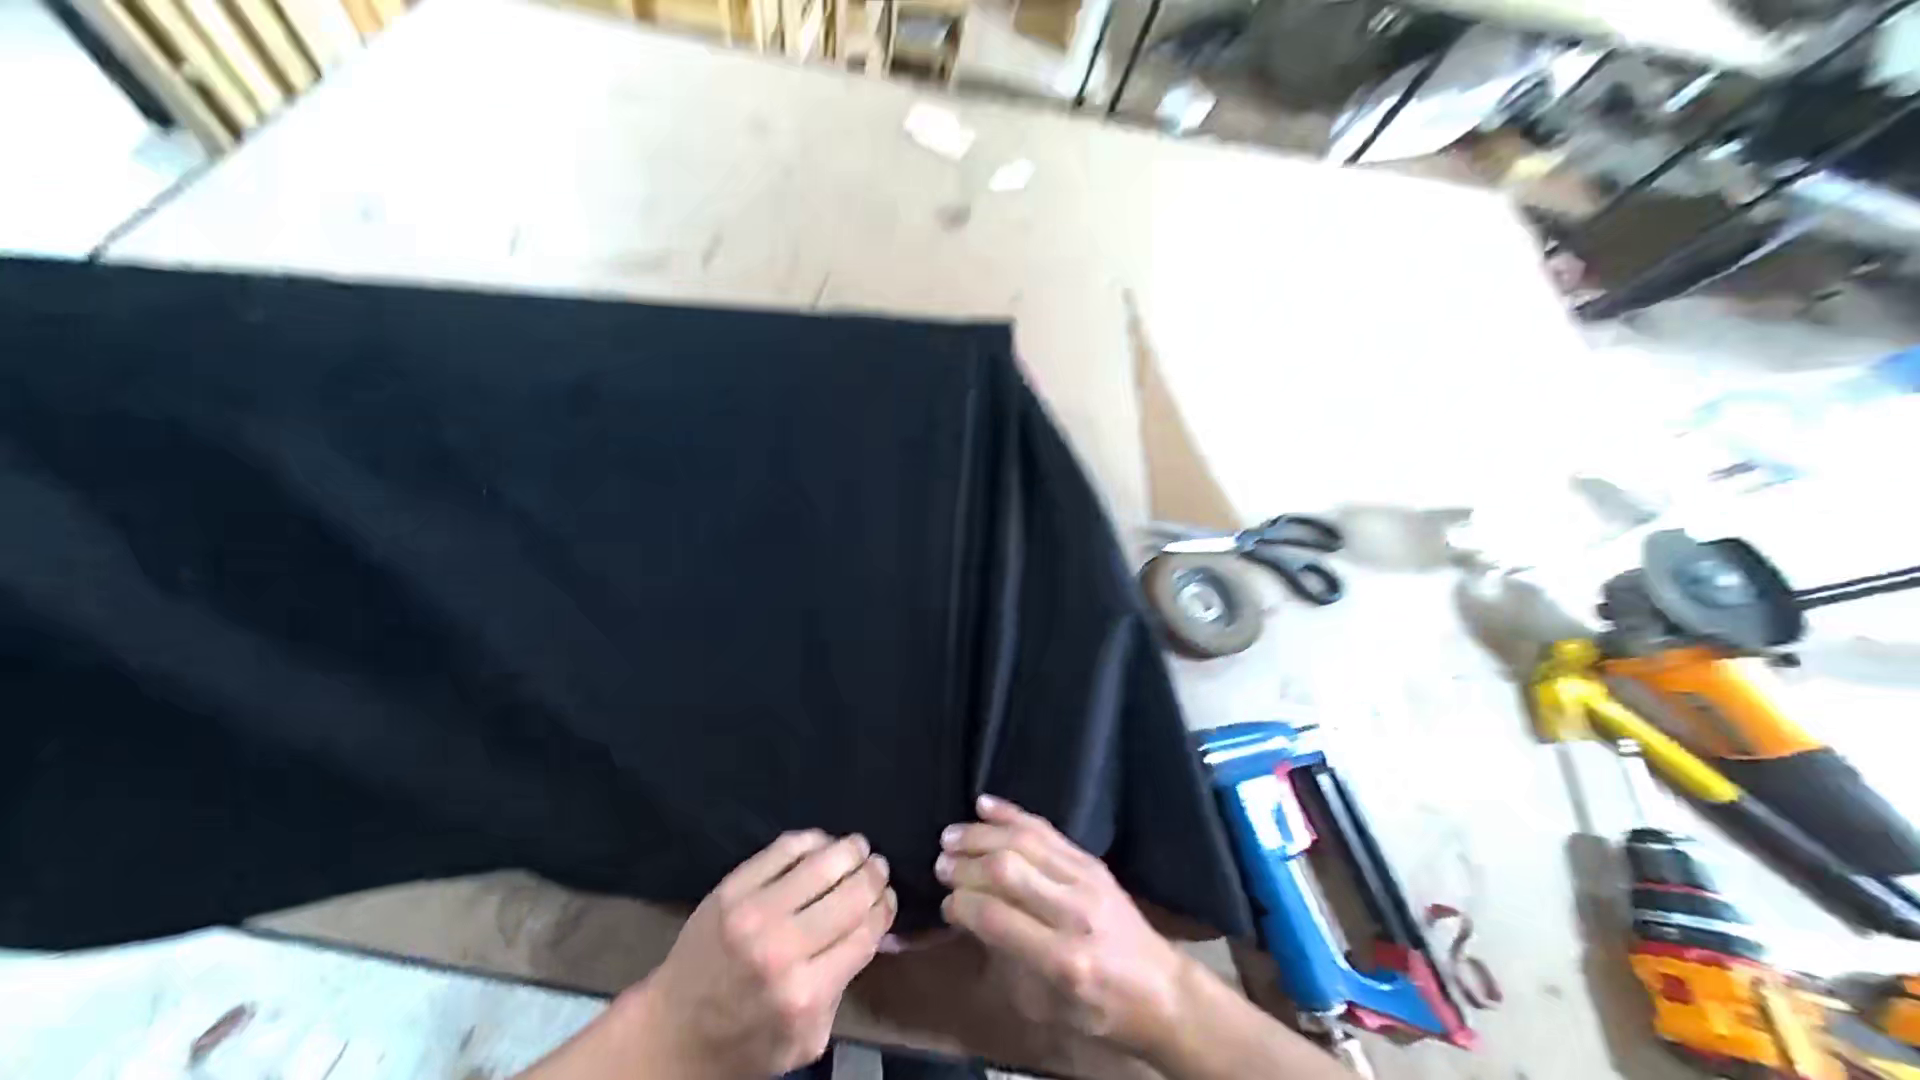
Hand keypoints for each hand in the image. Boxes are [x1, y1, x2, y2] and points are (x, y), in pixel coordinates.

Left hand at [632, 830, 895, 1077]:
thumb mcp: (807, 1039)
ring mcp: (754, 913)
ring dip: (850, 850)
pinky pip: (784, 848)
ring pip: (822, 863)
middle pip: (851, 894)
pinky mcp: (731, 888)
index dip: (885, 909)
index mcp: (806, 994)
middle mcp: (783, 949)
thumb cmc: (746, 1042)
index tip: (888, 898)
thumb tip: (876, 928)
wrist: (672, 1032)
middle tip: (880, 867)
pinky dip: (812, 840)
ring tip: (859, 848)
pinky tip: (823, 843)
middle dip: (874, 875)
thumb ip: (844, 984)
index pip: (866, 932)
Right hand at [935, 795, 1190, 1057]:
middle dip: (966, 863)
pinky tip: (984, 806)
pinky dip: (1011, 814)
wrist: (1162, 990)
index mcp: (1063, 960)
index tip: (944, 903)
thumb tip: (967, 913)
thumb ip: (1005, 958)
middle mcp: (1075, 912)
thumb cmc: (1099, 1010)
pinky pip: (1046, 829)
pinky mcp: (1092, 861)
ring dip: (981, 834)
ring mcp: (1087, 879)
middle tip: (941, 863)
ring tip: (950, 835)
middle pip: (1008, 870)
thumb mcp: (1046, 1006)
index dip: (962, 904)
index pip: (997, 918)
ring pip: (1025, 841)